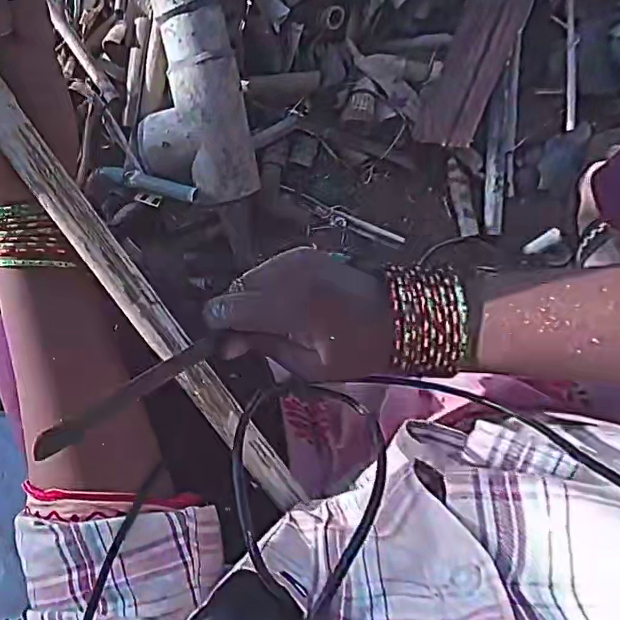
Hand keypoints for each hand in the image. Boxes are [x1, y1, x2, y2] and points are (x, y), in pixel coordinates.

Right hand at [203, 248, 393, 380]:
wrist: (400, 317)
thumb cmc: (361, 349)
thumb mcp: (310, 366)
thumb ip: (264, 349)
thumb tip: (227, 345)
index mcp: (291, 305)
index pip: (228, 308)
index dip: (218, 326)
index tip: (224, 341)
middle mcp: (289, 274)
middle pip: (234, 290)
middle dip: (235, 313)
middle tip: (253, 337)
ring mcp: (296, 259)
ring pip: (248, 277)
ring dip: (250, 299)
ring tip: (275, 321)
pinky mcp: (303, 253)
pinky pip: (267, 268)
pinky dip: (266, 286)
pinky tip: (286, 304)